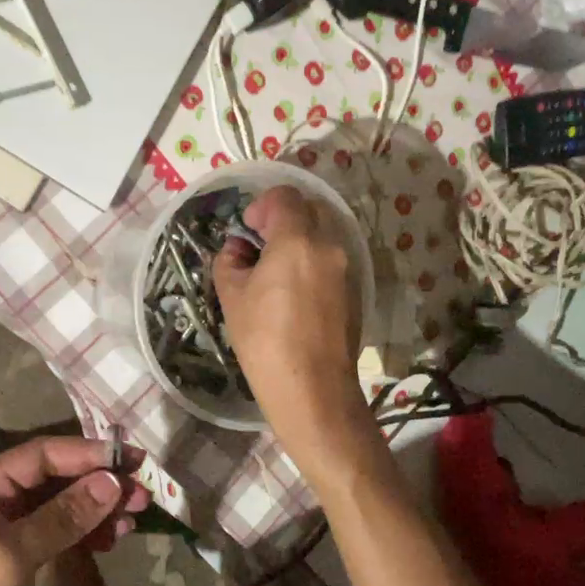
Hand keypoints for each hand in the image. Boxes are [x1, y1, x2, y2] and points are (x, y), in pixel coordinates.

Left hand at [0, 436, 149, 585]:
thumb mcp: (12, 557)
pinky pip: (61, 533)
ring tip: (136, 516)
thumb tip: (111, 481)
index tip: (129, 459)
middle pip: (54, 479)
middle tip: (142, 492)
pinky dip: (88, 533)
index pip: (38, 455)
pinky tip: (115, 537)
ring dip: (99, 508)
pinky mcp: (21, 560)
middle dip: (98, 482)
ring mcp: (7, 533)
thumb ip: (62, 516)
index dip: (84, 453)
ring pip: (62, 506)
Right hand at [213, 186, 365, 441]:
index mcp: (297, 240)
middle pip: (310, 210)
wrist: (312, 389)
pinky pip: (332, 262)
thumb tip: (237, 251)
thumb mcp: (232, 298)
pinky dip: (313, 263)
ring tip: (274, 272)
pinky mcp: (355, 292)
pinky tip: (293, 293)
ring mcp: (347, 269)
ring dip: (299, 241)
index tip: (248, 228)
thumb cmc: (264, 341)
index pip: (285, 196)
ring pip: (324, 235)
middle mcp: (329, 246)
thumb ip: (230, 263)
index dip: (262, 204)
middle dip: (283, 219)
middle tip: (260, 245)